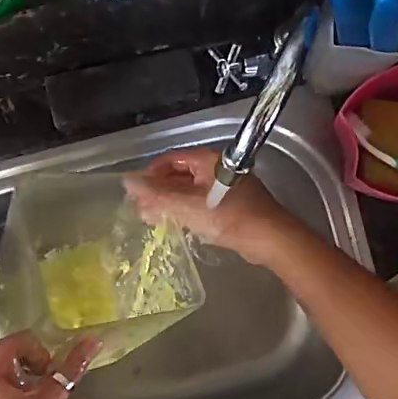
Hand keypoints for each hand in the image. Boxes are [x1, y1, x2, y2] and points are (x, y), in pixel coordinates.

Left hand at [0, 332, 99, 398]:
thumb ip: (69, 370)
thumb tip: (91, 343)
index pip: (23, 340)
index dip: (46, 356)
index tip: (54, 378)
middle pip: (13, 355)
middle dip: (35, 372)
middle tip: (46, 394)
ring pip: (7, 373)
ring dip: (26, 385)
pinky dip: (13, 396)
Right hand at [123, 148, 302, 266]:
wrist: (269, 238)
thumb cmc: (230, 217)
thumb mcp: (187, 205)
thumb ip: (157, 195)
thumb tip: (128, 182)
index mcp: (207, 160)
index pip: (170, 159)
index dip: (150, 174)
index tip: (136, 193)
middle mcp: (216, 168)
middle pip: (179, 175)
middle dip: (159, 192)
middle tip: (141, 210)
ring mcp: (225, 187)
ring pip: (190, 191)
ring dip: (171, 204)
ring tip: (153, 220)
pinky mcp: (232, 206)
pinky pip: (202, 204)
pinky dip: (186, 212)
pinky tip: (176, 225)